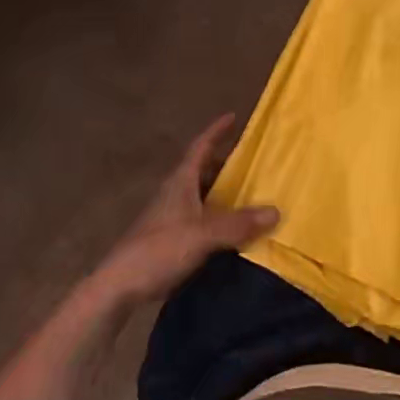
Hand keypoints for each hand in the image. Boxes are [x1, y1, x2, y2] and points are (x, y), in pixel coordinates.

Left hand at [91, 114, 279, 305]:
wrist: (123, 282)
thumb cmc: (160, 249)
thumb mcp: (202, 235)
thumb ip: (236, 224)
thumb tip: (275, 210)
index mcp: (180, 182)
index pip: (200, 147)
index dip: (215, 131)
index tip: (233, 117)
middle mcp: (176, 193)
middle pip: (203, 169)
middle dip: (227, 163)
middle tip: (256, 164)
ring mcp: (173, 215)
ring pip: (204, 194)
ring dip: (225, 192)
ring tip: (254, 196)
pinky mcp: (174, 236)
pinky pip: (203, 217)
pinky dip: (220, 216)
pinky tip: (236, 230)